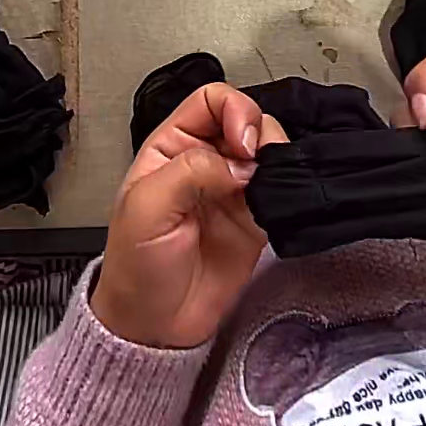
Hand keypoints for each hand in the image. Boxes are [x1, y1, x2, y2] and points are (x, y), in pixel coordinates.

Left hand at [93, 84, 287, 348]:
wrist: (157, 324)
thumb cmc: (137, 264)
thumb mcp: (146, 207)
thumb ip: (191, 170)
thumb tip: (241, 162)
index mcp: (173, 145)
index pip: (211, 100)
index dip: (233, 109)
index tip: (242, 141)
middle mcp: (207, 158)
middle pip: (247, 117)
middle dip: (258, 132)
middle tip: (255, 162)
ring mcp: (235, 185)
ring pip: (270, 147)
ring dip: (276, 157)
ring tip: (264, 185)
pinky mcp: (257, 214)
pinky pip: (282, 185)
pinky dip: (288, 184)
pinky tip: (276, 200)